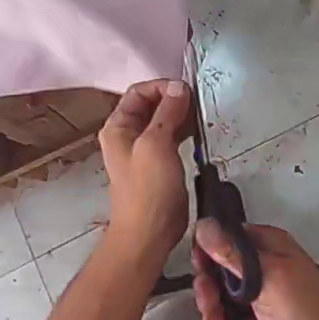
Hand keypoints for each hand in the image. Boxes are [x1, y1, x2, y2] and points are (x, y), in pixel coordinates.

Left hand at [98, 79, 193, 253]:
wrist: (149, 232)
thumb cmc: (148, 190)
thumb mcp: (156, 144)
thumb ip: (167, 113)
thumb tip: (179, 87)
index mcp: (118, 127)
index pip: (138, 92)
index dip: (161, 87)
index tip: (185, 91)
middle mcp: (128, 135)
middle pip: (151, 104)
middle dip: (173, 99)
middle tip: (197, 102)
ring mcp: (144, 149)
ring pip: (163, 120)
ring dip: (181, 114)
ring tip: (200, 115)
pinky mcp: (160, 162)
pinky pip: (172, 136)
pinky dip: (184, 129)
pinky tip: (199, 130)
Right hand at [192, 219, 318, 319]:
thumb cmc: (305, 314)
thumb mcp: (268, 278)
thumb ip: (233, 254)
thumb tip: (202, 224)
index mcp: (269, 247)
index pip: (226, 238)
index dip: (207, 253)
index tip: (198, 272)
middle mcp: (263, 268)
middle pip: (219, 273)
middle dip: (210, 296)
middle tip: (209, 313)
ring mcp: (261, 298)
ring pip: (223, 304)